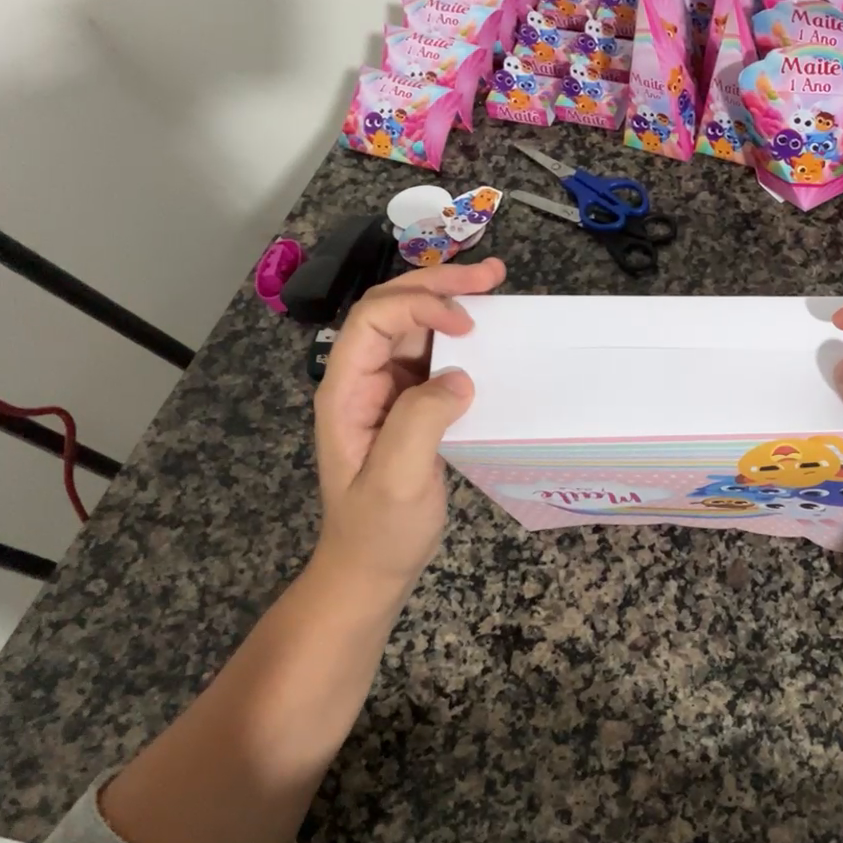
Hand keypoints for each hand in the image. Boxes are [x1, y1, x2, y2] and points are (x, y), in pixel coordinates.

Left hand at [312, 259, 505, 584]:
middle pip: (392, 310)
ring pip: (414, 327)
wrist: (372, 566)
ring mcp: (388, 392)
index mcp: (347, 391)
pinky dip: (461, 335)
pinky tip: (487, 332)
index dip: (420, 309)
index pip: (376, 322)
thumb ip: (421, 421)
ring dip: (451, 300)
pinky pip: (434, 356)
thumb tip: (460, 377)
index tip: (468, 327)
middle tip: (493, 276)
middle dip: (439, 285)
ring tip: (495, 285)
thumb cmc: (379, 529)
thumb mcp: (397, 481)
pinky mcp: (413, 406)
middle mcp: (364, 380)